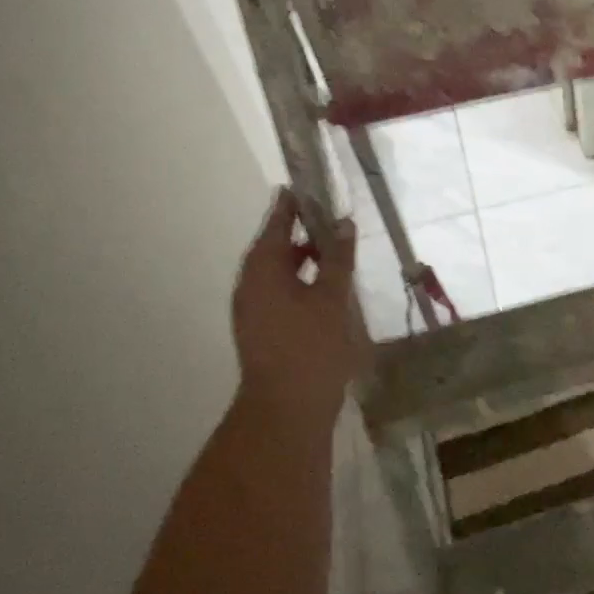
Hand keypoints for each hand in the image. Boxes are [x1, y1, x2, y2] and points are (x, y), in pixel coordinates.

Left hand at [230, 188, 366, 433]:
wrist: (287, 408)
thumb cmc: (311, 347)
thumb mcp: (331, 297)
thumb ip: (337, 258)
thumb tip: (343, 223)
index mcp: (262, 270)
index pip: (276, 222)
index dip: (293, 203)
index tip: (309, 184)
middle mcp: (250, 284)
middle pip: (274, 246)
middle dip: (301, 230)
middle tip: (331, 215)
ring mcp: (253, 309)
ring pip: (278, 271)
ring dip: (303, 257)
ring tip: (334, 249)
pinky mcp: (262, 328)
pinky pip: (280, 291)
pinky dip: (300, 280)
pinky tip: (325, 286)